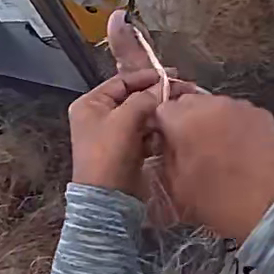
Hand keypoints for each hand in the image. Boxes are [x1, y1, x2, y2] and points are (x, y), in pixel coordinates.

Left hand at [68, 69, 170, 195]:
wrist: (108, 199)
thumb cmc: (109, 154)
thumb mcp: (124, 119)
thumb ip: (144, 98)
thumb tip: (162, 87)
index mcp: (90, 104)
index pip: (121, 82)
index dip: (146, 77)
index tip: (171, 75)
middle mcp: (99, 116)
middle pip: (133, 98)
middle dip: (156, 95)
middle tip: (183, 90)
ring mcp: (114, 135)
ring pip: (141, 116)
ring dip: (159, 113)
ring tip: (182, 109)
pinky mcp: (127, 150)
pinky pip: (145, 134)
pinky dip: (157, 131)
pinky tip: (173, 129)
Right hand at [152, 94, 273, 243]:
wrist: (268, 207)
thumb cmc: (216, 201)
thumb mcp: (176, 184)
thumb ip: (165, 154)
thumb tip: (165, 141)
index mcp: (183, 120)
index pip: (161, 108)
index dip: (162, 126)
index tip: (167, 142)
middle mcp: (210, 104)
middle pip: (188, 101)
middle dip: (185, 118)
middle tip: (192, 145)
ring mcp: (239, 106)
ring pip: (214, 104)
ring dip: (210, 119)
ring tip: (219, 146)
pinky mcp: (261, 113)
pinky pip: (237, 111)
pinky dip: (234, 123)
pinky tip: (240, 146)